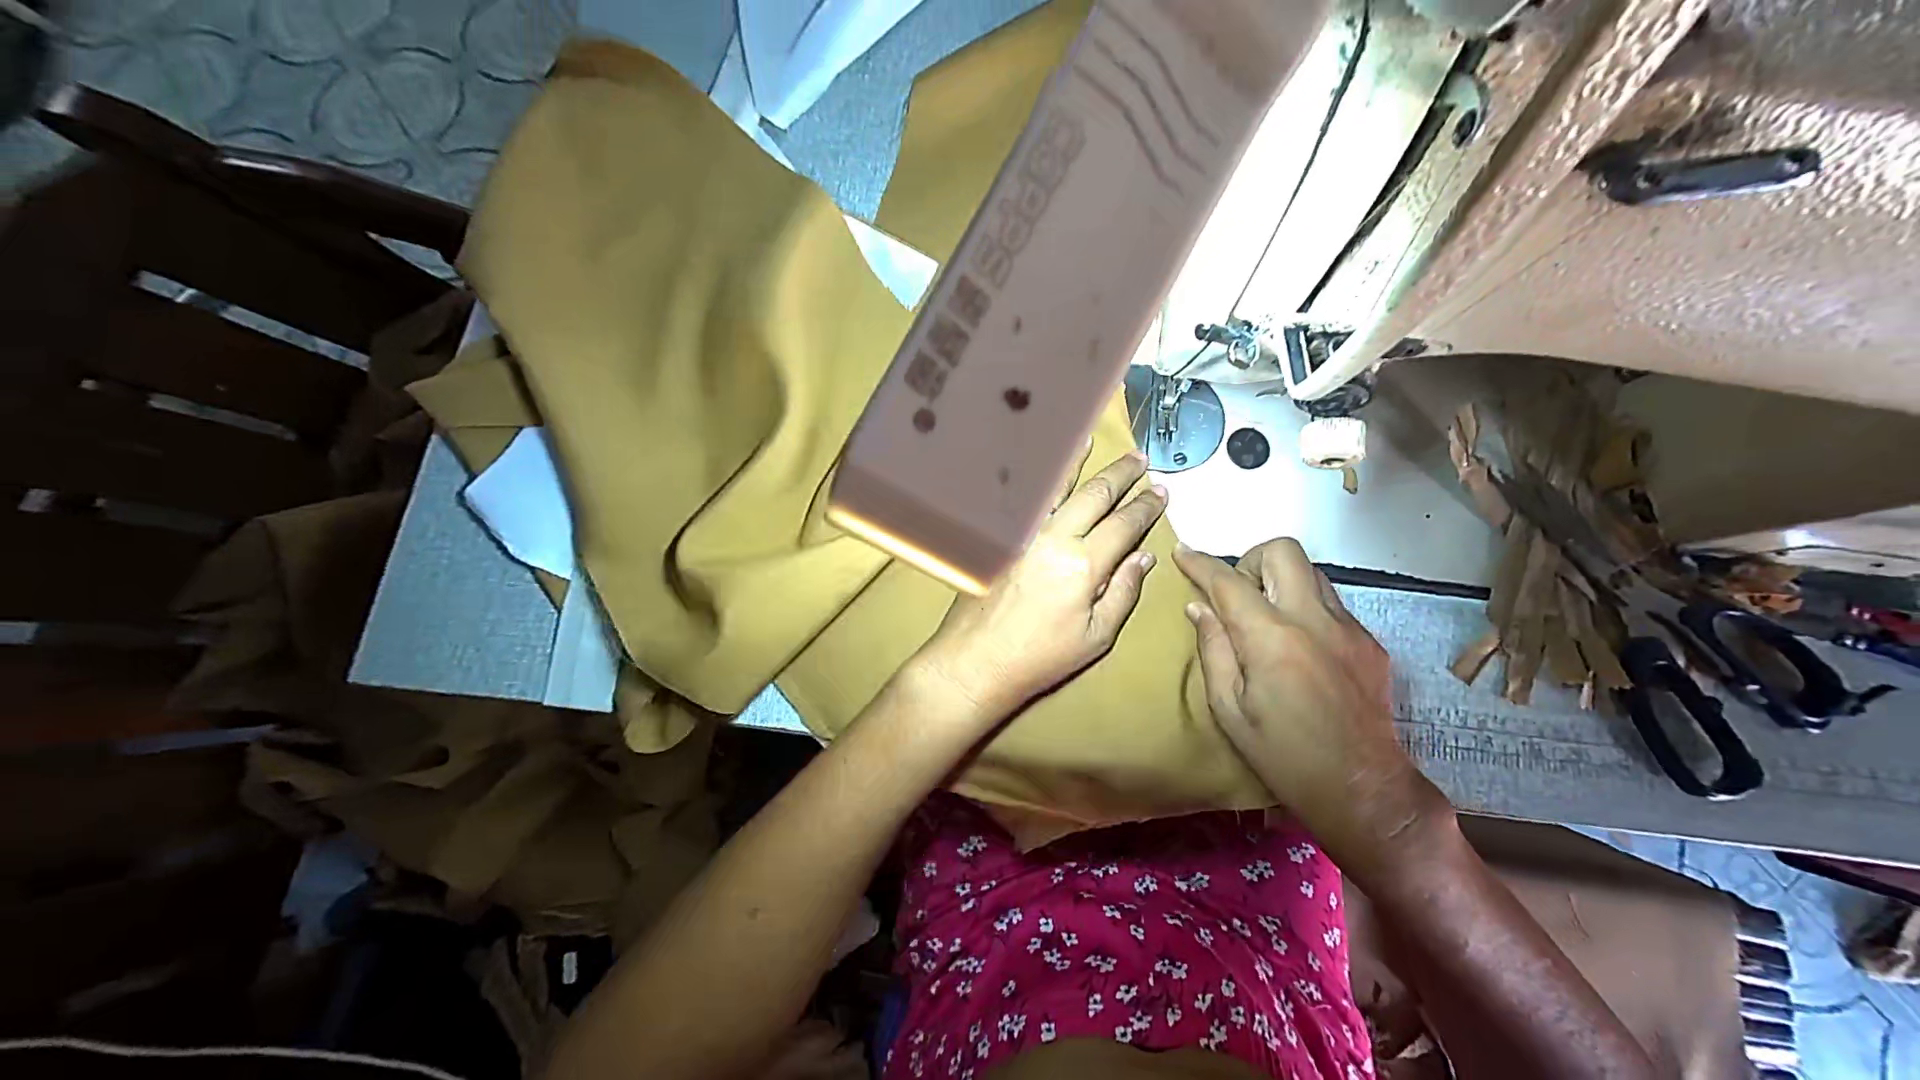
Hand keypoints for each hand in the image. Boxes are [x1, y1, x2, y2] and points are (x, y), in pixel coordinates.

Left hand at [908, 451, 1165, 727]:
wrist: (975, 660)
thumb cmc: (1040, 657)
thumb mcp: (1096, 637)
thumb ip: (1123, 592)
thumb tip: (1144, 557)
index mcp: (1083, 565)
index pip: (1124, 524)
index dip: (1146, 507)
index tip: (1161, 492)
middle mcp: (1053, 538)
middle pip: (1094, 495)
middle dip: (1121, 475)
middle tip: (1139, 460)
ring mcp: (1021, 533)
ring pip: (1054, 487)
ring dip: (1077, 462)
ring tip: (1092, 440)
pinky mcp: (999, 537)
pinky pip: (1023, 500)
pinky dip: (1038, 480)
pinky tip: (1044, 469)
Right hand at [1173, 539, 1449, 875]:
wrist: (1361, 789)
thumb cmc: (1282, 755)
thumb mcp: (1229, 708)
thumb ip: (1213, 649)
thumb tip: (1199, 607)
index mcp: (1272, 639)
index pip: (1228, 581)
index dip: (1199, 563)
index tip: (1182, 554)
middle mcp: (1314, 620)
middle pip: (1282, 551)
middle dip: (1249, 561)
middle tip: (1235, 594)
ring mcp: (1349, 629)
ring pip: (1311, 573)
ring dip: (1280, 582)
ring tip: (1266, 618)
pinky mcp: (1369, 643)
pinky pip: (1331, 604)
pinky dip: (1306, 609)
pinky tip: (1299, 647)